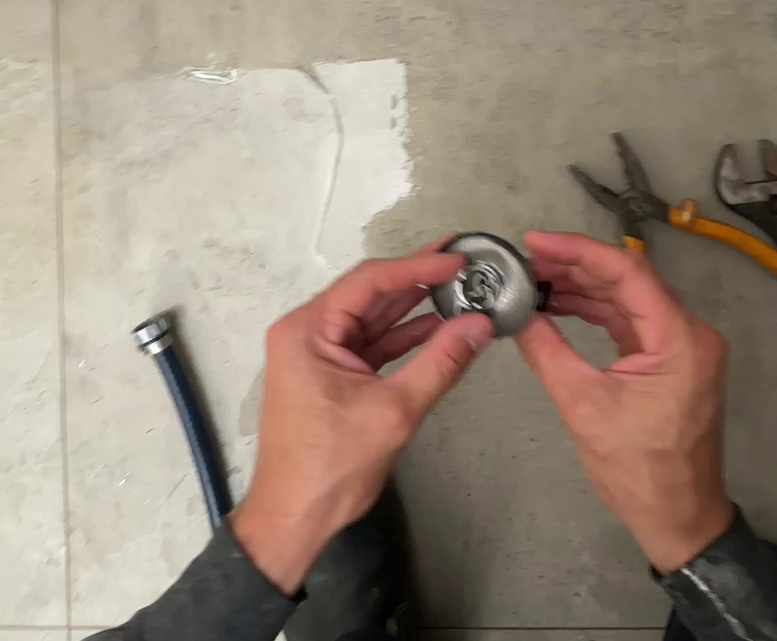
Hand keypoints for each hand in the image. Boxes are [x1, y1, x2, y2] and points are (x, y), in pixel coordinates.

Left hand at [231, 247, 495, 593]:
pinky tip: (441, 326)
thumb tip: (481, 325)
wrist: (295, 520)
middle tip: (463, 260)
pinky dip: (405, 336)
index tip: (458, 257)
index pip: (370, 281)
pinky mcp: (333, 371)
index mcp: (308, 327)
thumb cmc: (332, 465)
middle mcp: (308, 329)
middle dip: (418, 278)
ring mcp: (320, 350)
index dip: (417, 266)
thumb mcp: (393, 412)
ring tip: (460, 286)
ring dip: (415, 306)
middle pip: (371, 293)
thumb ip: (440, 363)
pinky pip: (373, 343)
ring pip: (374, 316)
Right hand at [515, 230, 735, 571]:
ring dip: (581, 285)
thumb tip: (516, 312)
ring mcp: (680, 343)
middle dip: (575, 264)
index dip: (578, 250)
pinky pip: (628, 317)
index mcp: (679, 339)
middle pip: (628, 277)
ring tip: (535, 280)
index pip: (626, 272)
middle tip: (528, 261)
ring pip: (626, 294)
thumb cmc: (639, 469)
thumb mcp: (584, 405)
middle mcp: (688, 331)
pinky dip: (594, 308)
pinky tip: (558, 303)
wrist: (679, 519)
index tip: (536, 242)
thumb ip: (547, 350)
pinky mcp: (668, 356)